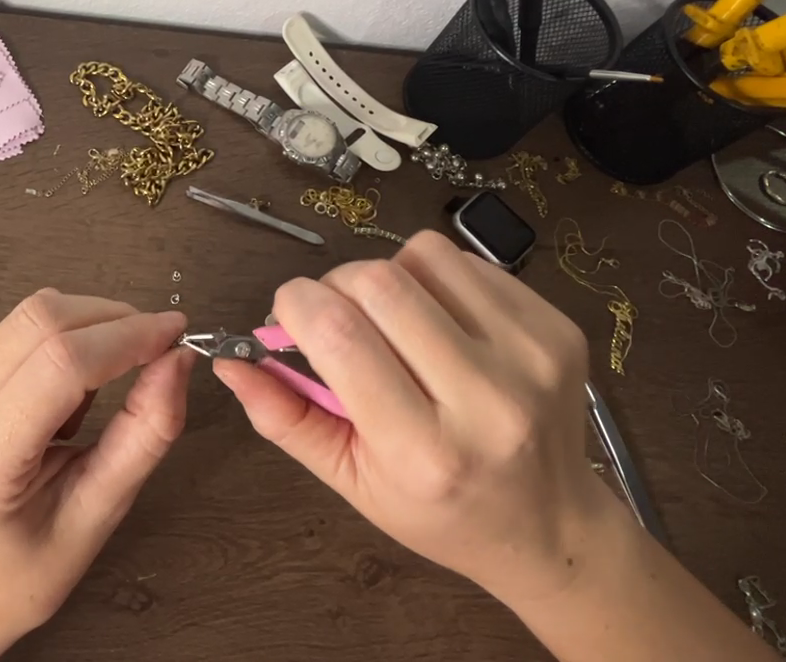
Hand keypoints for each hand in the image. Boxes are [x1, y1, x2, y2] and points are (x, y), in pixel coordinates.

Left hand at [0, 291, 193, 659]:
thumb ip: (142, 437)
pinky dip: (67, 337)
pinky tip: (78, 387)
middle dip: (112, 318)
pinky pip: (18, 331)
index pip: (57, 367)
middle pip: (38, 322)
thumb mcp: (96, 520)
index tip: (177, 334)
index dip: (125, 338)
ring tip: (115, 377)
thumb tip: (178, 361)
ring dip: (91, 323)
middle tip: (160, 344)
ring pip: (28, 316)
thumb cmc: (23, 575)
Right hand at [215, 230, 614, 603]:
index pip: (338, 334)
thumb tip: (228, 361)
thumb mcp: (350, 480)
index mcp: (424, 450)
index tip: (289, 316)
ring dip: (388, 276)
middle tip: (338, 317)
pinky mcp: (557, 326)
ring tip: (396, 322)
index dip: (295, 304)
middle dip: (335, 285)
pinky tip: (440, 322)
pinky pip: (465, 260)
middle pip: (377, 282)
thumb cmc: (438, 511)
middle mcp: (486, 399)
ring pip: (420, 255)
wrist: (555, 528)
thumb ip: (283, 417)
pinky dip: (433, 278)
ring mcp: (531, 356)